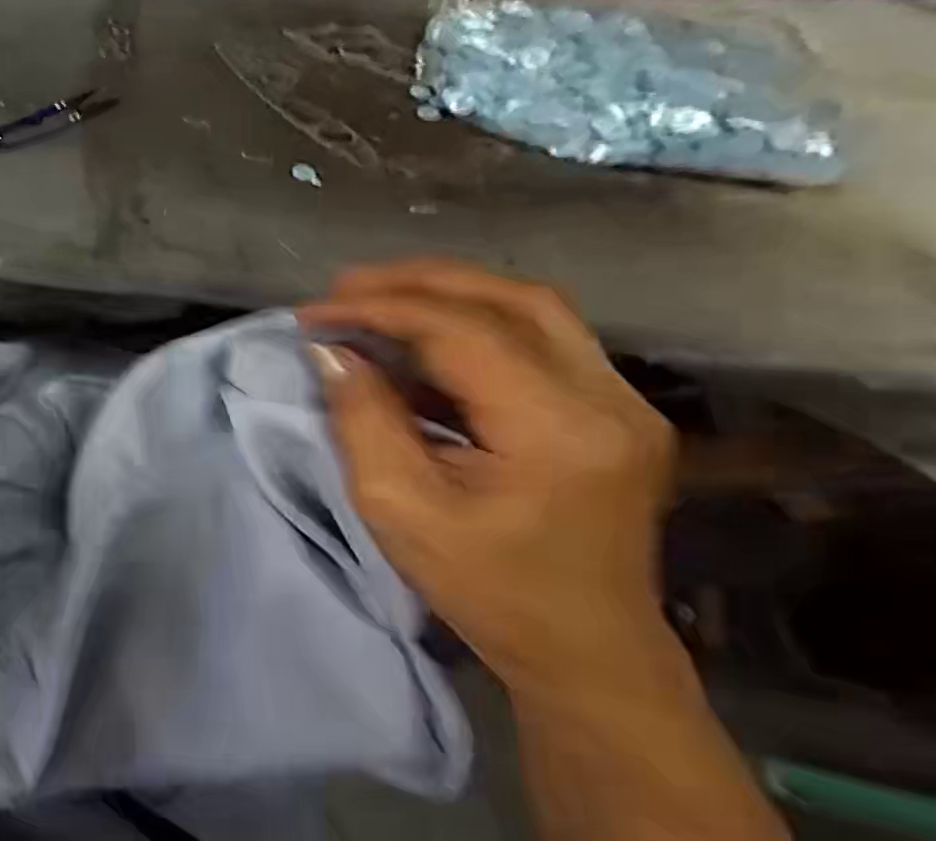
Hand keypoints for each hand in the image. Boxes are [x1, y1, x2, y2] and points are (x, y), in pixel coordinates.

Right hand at [300, 259, 676, 697]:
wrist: (587, 653)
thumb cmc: (488, 591)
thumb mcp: (401, 510)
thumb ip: (362, 418)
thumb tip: (332, 350)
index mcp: (559, 430)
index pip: (462, 330)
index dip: (380, 308)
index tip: (313, 313)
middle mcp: (608, 399)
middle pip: (507, 298)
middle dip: (414, 282)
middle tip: (342, 289)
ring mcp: (622, 400)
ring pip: (529, 306)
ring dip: (446, 292)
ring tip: (376, 299)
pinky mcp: (614, 407)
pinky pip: (539, 336)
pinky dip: (472, 321)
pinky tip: (422, 338)